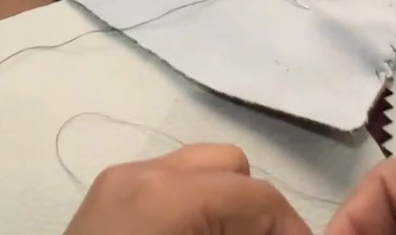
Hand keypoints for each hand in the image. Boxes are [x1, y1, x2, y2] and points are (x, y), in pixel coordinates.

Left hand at [64, 144, 312, 234]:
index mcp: (168, 196)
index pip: (257, 195)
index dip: (290, 229)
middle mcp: (143, 173)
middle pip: (230, 166)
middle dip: (255, 214)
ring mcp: (119, 180)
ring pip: (198, 170)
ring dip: (224, 209)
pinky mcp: (105, 197)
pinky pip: (167, 185)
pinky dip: (191, 212)